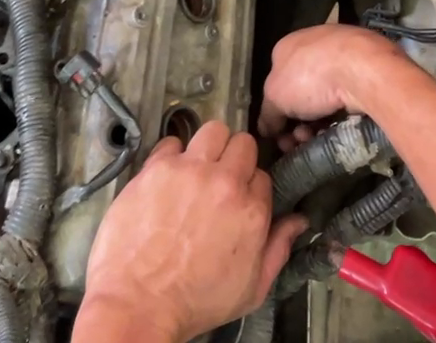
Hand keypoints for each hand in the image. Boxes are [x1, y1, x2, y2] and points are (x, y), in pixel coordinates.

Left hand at [78, 122, 308, 342]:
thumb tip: (297, 222)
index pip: (263, 175)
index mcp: (251, 211)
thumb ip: (277, 249)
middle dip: (235, 158)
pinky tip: (168, 175)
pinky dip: (172, 154)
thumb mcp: (250, 290)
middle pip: (242, 144)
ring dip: (209, 145)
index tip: (239, 196)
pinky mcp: (157, 167)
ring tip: (198, 166)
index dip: (251, 186)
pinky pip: (172, 142)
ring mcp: (189, 170)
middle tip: (221, 176)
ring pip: (213, 130)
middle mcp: (224, 183)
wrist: (138, 303)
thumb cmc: (192, 302)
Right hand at [258, 25, 423, 138]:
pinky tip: (338, 130)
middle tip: (299, 141)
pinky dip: (339, 116)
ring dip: (316, 124)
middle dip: (297, 122)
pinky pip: (345, 98)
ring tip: (317, 139)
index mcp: (288, 45)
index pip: (276, 80)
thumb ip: (267, 114)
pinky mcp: (365, 71)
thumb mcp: (275, 96)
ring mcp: (342, 57)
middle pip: (300, 93)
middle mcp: (314, 46)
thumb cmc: (311, 76)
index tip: (280, 134)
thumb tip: (265, 128)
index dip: (276, 110)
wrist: (364, 70)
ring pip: (323, 99)